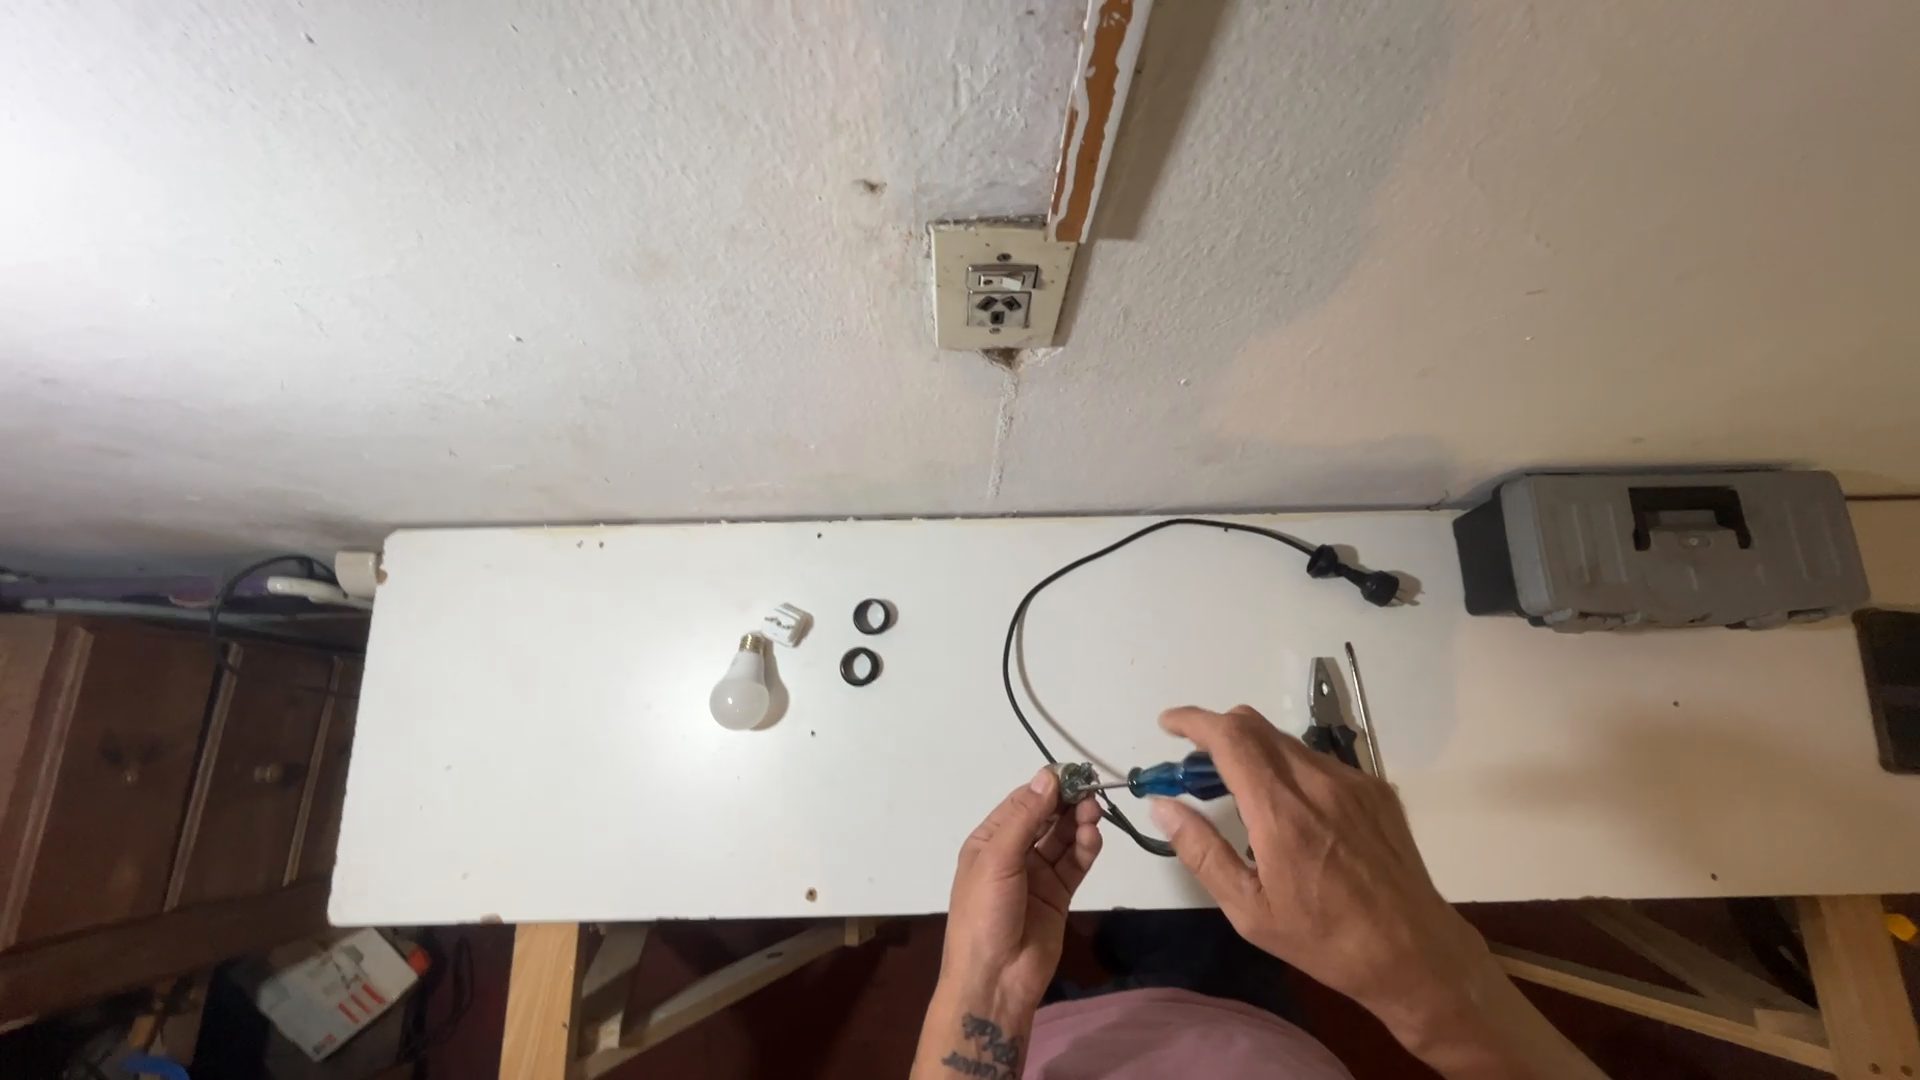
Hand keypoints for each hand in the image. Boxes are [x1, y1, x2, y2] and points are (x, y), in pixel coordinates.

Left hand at [939, 767, 1103, 1012]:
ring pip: (1063, 839)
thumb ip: (1025, 818)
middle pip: (1046, 818)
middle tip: (1090, 792)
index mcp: (989, 840)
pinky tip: (1094, 837)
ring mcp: (1037, 874)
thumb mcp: (997, 859)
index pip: (1022, 802)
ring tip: (1095, 813)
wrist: (994, 980)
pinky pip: (1075, 864)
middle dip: (1067, 803)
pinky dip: (1086, 849)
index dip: (1046, 787)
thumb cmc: (984, 914)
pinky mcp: (1059, 895)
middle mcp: (1013, 852)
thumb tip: (1047, 777)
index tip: (1072, 773)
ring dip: (1078, 823)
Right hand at [1148, 706, 1490, 1032]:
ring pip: (1284, 739)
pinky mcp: (1375, 788)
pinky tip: (1292, 809)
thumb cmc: (1325, 939)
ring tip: (1243, 792)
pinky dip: (1287, 766)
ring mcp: (1351, 781)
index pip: (1229, 737)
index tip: (1167, 724)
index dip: (1192, 720)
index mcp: (1281, 812)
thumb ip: (1201, 851)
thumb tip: (1163, 805)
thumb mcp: (1249, 910)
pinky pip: (1316, 759)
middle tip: (1197, 766)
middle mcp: (1317, 783)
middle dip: (1215, 731)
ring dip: (1251, 749)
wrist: (1419, 956)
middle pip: (1252, 724)